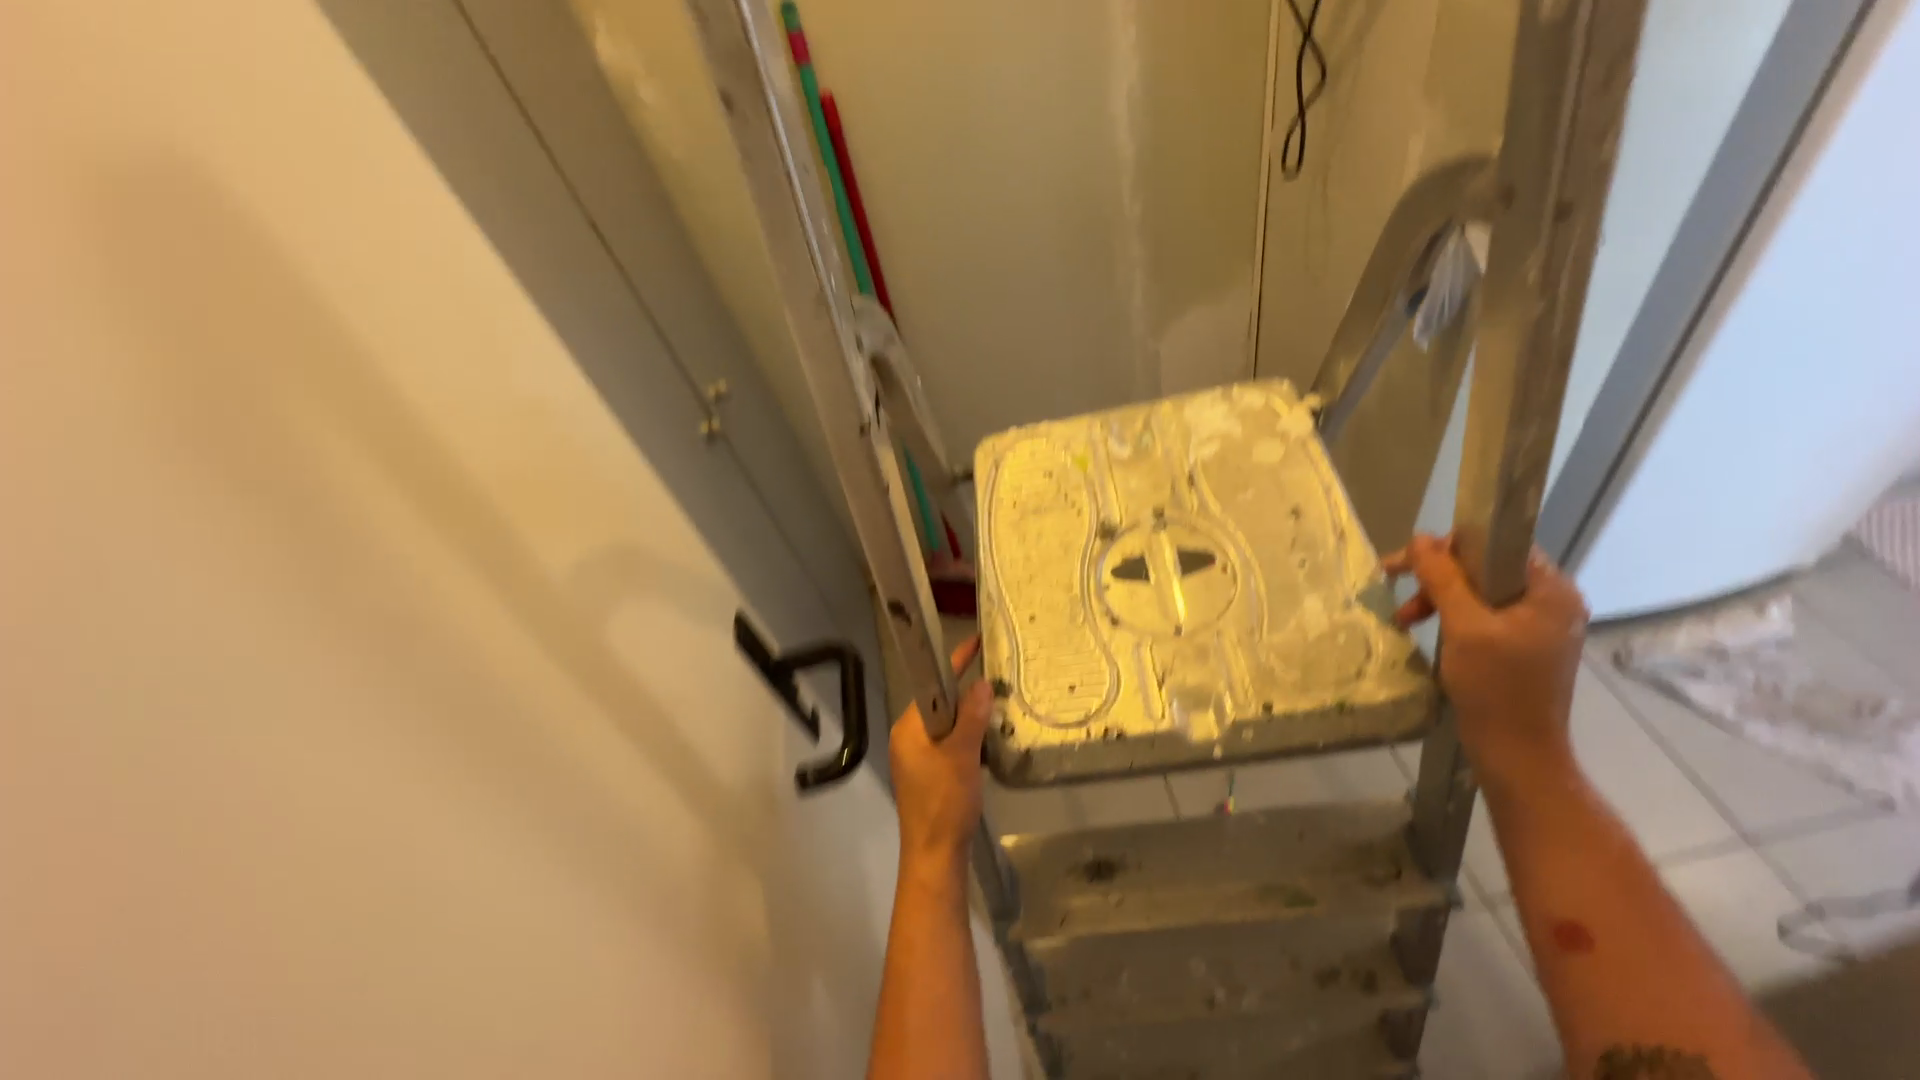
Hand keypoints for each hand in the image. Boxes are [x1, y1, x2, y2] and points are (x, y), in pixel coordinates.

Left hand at [889, 635, 993, 869]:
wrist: (935, 855)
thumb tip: (981, 685)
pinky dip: (966, 741)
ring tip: (996, 713)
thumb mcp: (962, 755)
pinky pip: (948, 745)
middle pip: (940, 705)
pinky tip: (986, 746)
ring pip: (946, 726)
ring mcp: (916, 759)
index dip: (954, 664)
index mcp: (908, 729)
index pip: (932, 686)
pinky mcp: (928, 776)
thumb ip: (972, 717)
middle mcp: (907, 739)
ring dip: (969, 721)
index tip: (975, 642)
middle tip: (996, 684)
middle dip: (966, 696)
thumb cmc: (945, 802)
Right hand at [1382, 534, 1589, 793]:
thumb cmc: (1495, 688)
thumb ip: (1442, 578)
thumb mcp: (1464, 627)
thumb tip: (1420, 538)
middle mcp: (1552, 601)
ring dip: (1439, 598)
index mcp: (1552, 590)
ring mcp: (1540, 626)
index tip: (1409, 562)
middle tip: (1397, 587)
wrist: (1516, 754)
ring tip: (1405, 618)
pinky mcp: (1524, 647)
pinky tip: (1427, 630)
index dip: (1451, 547)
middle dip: (1438, 577)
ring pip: (1480, 593)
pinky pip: (1483, 617)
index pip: (1499, 544)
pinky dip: (1452, 619)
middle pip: (1486, 568)